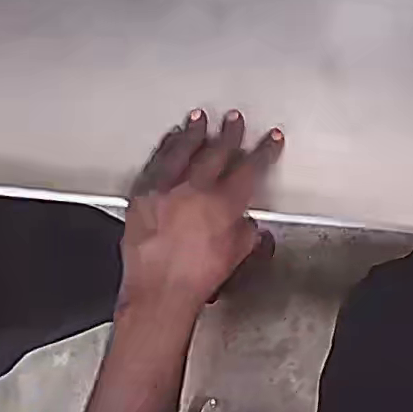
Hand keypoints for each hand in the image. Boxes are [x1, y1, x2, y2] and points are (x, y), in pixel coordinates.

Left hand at [121, 110, 282, 315]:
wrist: (159, 293)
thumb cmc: (198, 277)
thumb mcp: (238, 252)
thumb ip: (246, 229)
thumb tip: (246, 220)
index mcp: (223, 203)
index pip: (250, 167)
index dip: (264, 150)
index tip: (271, 138)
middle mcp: (194, 191)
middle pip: (216, 152)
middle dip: (229, 132)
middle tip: (234, 119)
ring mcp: (165, 191)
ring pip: (182, 151)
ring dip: (193, 132)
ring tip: (199, 118)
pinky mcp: (142, 198)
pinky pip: (155, 165)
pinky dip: (164, 149)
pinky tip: (169, 141)